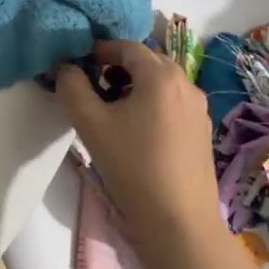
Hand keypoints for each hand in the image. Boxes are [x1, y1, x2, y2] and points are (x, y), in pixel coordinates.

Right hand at [55, 40, 223, 263]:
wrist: (179, 222)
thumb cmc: (132, 166)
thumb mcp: (90, 122)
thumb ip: (72, 86)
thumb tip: (66, 68)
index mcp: (161, 75)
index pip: (125, 46)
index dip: (97, 51)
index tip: (76, 68)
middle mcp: (186, 84)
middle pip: (145, 62)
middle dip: (115, 68)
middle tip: (91, 90)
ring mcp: (198, 109)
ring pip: (159, 83)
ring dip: (132, 87)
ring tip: (109, 113)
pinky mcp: (202, 131)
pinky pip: (171, 103)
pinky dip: (149, 104)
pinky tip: (134, 133)